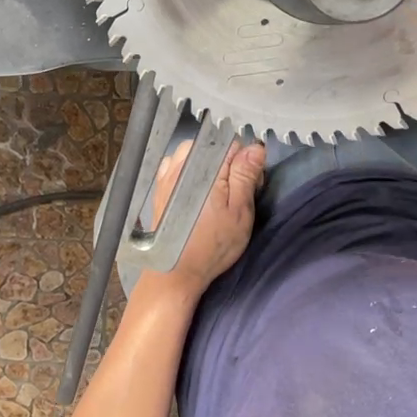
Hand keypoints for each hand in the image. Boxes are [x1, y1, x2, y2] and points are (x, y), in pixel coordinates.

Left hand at [137, 138, 266, 300]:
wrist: (175, 272)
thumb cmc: (213, 245)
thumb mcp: (239, 212)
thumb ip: (245, 176)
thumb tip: (256, 147)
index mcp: (207, 167)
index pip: (234, 144)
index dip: (247, 161)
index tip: (251, 183)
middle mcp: (184, 163)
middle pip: (214, 146)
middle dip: (228, 162)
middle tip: (235, 192)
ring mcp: (168, 173)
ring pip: (195, 152)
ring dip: (207, 165)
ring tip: (214, 192)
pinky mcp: (159, 185)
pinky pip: (176, 163)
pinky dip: (188, 170)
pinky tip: (194, 191)